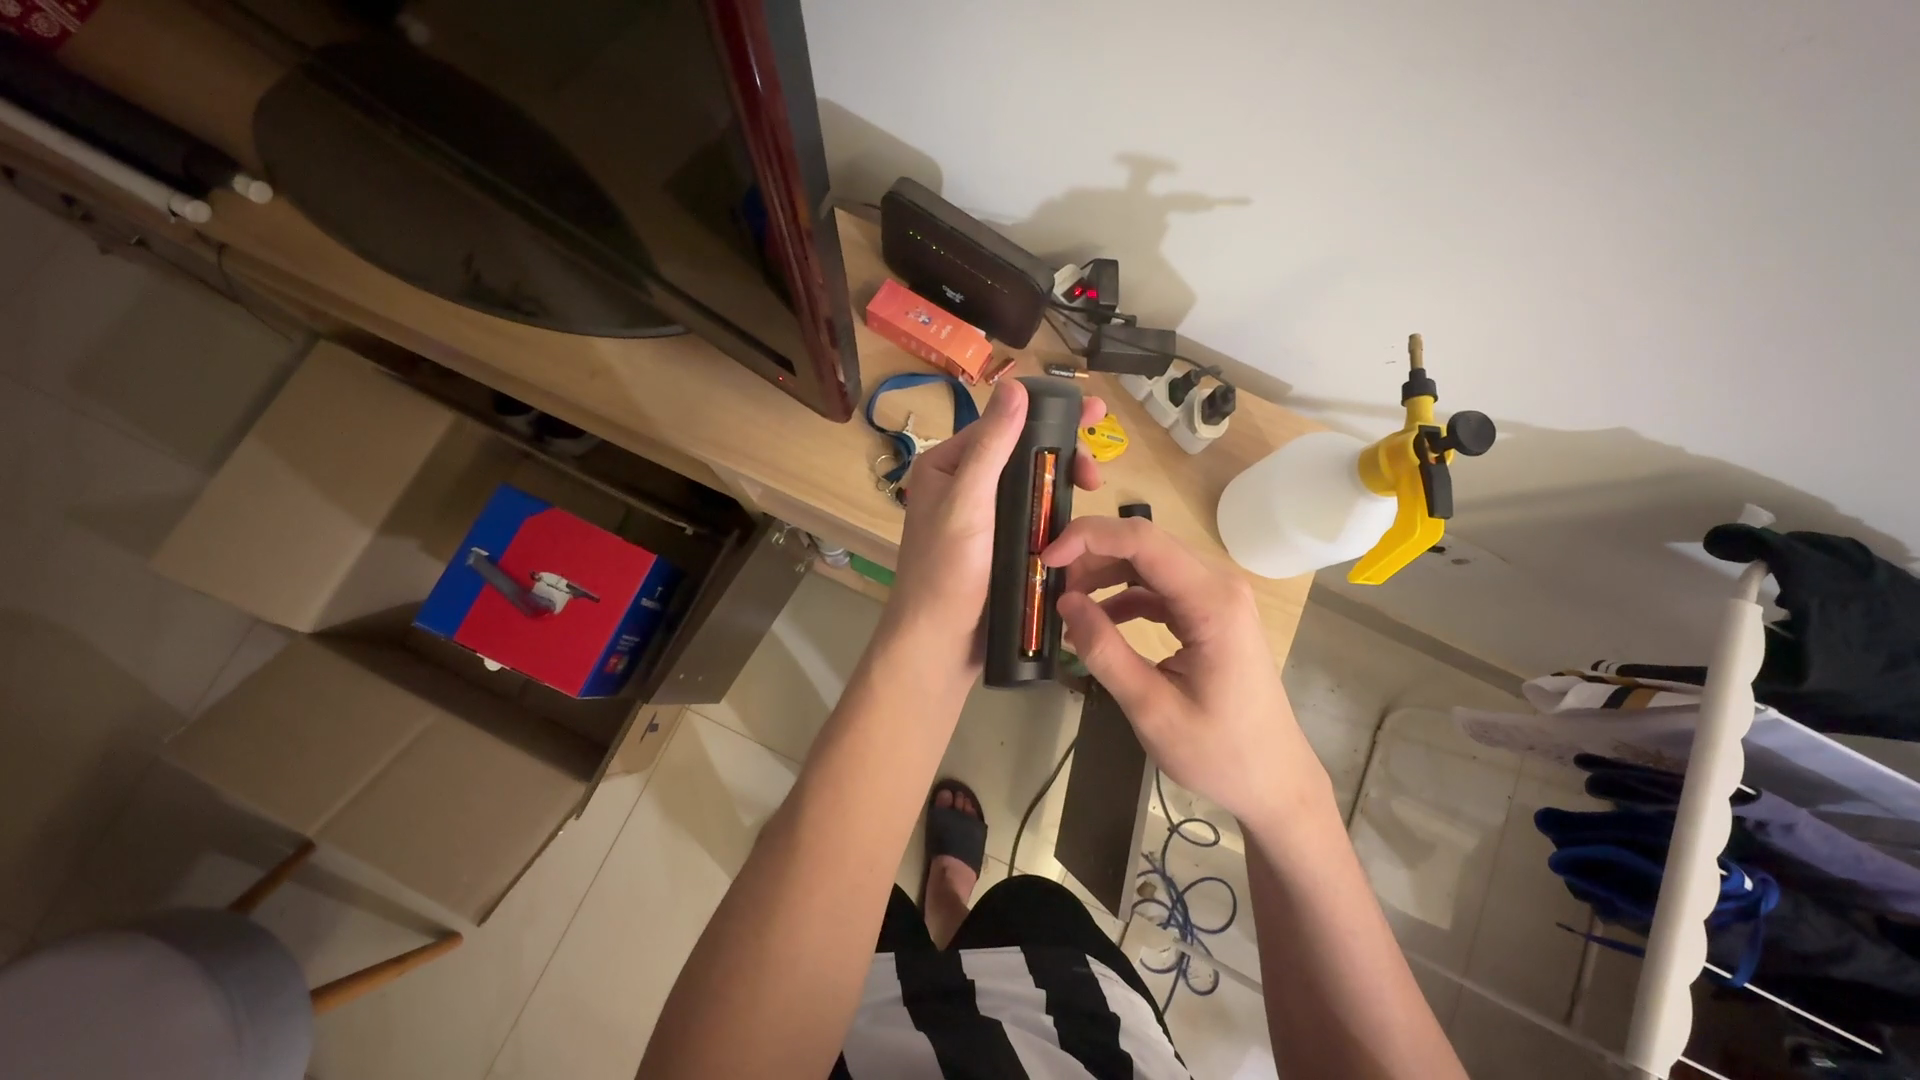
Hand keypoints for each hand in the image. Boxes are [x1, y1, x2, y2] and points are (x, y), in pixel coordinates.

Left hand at [889, 379, 1103, 658]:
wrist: (938, 646)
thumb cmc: (946, 572)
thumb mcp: (967, 503)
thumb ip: (991, 447)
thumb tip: (1014, 385)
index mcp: (945, 468)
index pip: (1001, 427)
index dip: (1047, 419)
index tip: (1093, 414)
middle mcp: (961, 488)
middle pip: (1020, 456)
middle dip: (1061, 455)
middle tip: (1095, 475)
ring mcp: (981, 521)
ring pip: (1030, 489)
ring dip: (1062, 487)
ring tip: (1093, 496)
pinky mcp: (998, 549)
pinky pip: (1033, 521)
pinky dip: (1057, 516)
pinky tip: (1080, 523)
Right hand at [1042, 516, 1329, 827]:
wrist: (1273, 780)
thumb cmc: (1218, 752)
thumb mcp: (1151, 708)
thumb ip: (1104, 651)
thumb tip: (1065, 603)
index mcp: (1212, 602)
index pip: (1143, 541)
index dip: (1089, 538)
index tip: (1046, 559)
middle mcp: (1220, 586)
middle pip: (1146, 545)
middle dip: (1091, 556)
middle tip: (1047, 586)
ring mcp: (1218, 599)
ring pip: (1150, 564)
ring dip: (1105, 576)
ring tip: (1066, 606)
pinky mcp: (1211, 615)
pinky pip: (1161, 589)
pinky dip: (1124, 598)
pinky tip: (1097, 623)